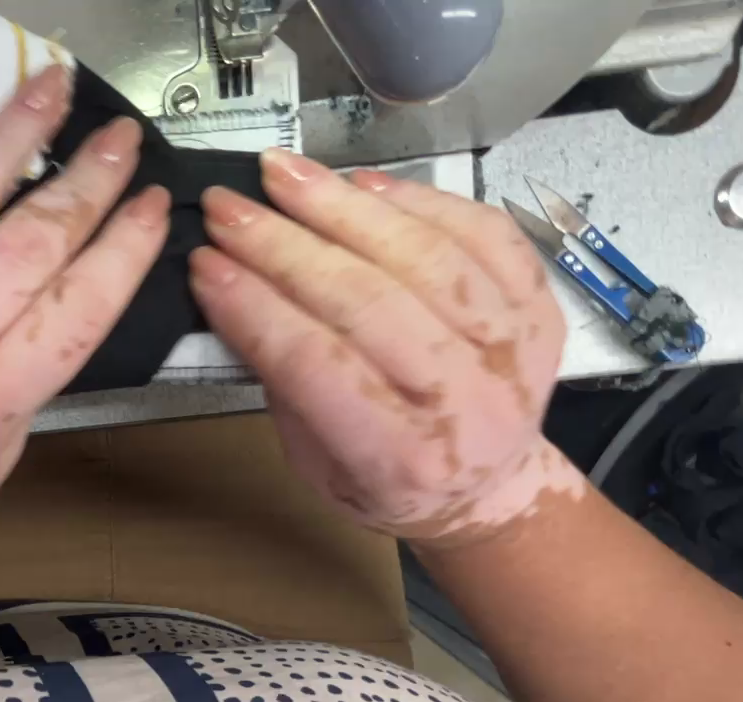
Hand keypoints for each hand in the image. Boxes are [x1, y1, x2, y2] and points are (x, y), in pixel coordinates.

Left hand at [0, 65, 170, 576]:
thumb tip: (65, 280)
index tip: (154, 204)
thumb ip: (32, 370)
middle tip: (120, 137)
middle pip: (23, 245)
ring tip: (51, 83)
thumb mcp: (0, 450)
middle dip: (84, 183)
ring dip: (8, 136)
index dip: (122, 249)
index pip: (75, 307)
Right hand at [188, 150, 584, 548]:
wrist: (485, 487)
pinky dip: (413, 198)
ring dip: (340, 205)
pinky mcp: (538, 304)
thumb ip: (285, 384)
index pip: (314, 363)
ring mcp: (512, 346)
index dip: (254, 306)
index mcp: (398, 456)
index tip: (205, 264)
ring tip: (282, 173)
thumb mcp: (314, 462)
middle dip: (282, 245)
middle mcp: (464, 401)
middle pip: (364, 300)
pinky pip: (478, 229)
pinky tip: (357, 181)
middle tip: (227, 206)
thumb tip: (241, 291)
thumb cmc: (382, 485)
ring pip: (420, 253)